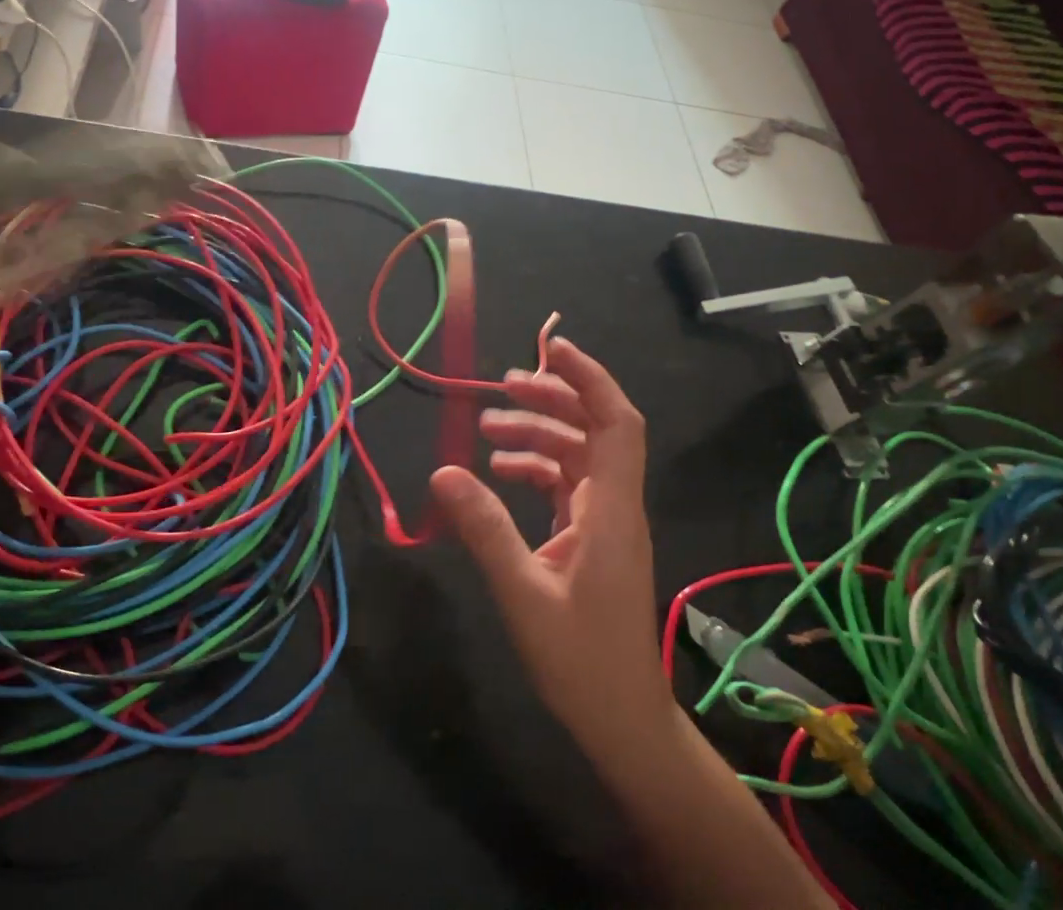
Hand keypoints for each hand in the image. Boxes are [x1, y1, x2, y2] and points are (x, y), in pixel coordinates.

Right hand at [428, 337, 669, 744]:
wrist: (620, 714)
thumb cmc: (578, 658)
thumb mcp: (521, 592)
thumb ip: (485, 528)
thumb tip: (441, 471)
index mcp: (612, 511)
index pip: (616, 424)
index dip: (590, 379)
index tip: (550, 348)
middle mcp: (616, 507)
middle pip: (595, 431)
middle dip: (551, 400)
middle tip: (498, 387)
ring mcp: (606, 524)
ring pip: (578, 458)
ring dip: (538, 436)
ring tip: (485, 431)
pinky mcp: (592, 541)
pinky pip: (568, 488)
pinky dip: (536, 471)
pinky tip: (498, 475)